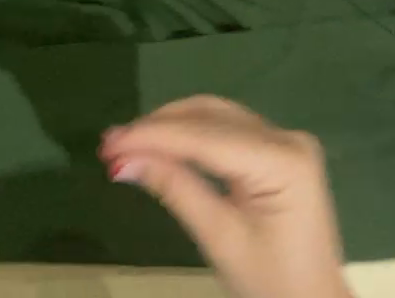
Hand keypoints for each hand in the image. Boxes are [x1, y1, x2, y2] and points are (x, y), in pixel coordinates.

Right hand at [100, 97, 351, 297]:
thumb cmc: (272, 283)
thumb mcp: (219, 238)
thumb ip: (174, 188)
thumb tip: (120, 160)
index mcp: (282, 160)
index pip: (204, 137)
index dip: (152, 136)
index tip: (109, 143)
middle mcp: (285, 137)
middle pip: (208, 116)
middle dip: (156, 128)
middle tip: (112, 144)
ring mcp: (283, 139)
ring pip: (212, 115)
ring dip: (168, 126)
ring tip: (128, 143)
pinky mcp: (275, 147)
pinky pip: (223, 128)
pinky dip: (188, 133)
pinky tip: (160, 143)